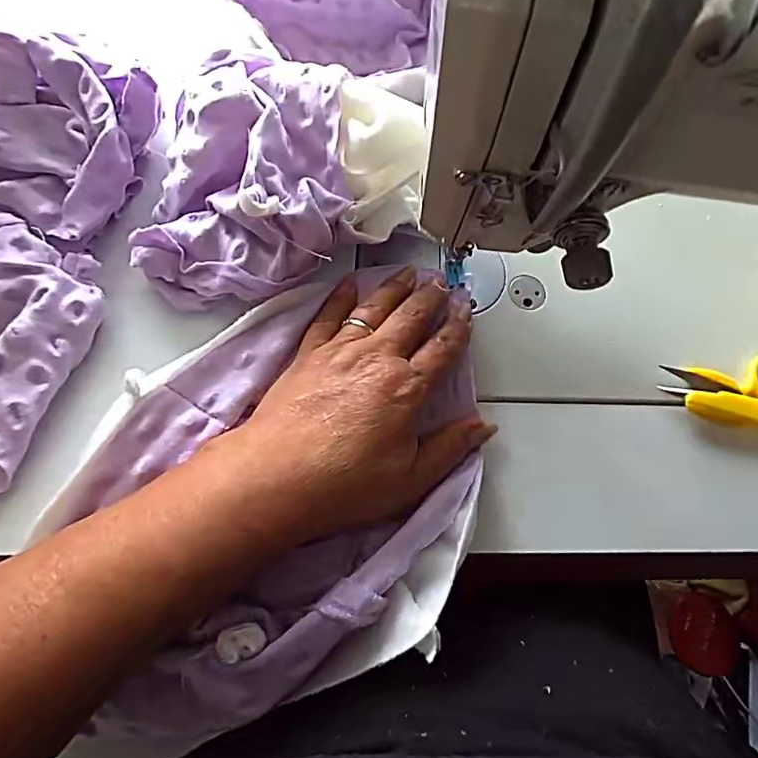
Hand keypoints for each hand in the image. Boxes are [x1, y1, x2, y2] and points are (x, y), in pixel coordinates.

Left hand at [194, 268, 491, 548]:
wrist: (274, 478)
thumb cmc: (342, 485)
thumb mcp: (410, 480)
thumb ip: (450, 449)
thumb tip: (482, 427)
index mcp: (407, 388)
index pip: (443, 348)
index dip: (458, 325)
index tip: (466, 308)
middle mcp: (376, 360)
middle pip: (411, 317)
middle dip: (430, 296)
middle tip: (442, 282)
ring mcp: (340, 351)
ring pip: (375, 308)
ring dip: (395, 287)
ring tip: (408, 273)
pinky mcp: (308, 354)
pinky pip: (329, 314)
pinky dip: (342, 296)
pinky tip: (350, 284)